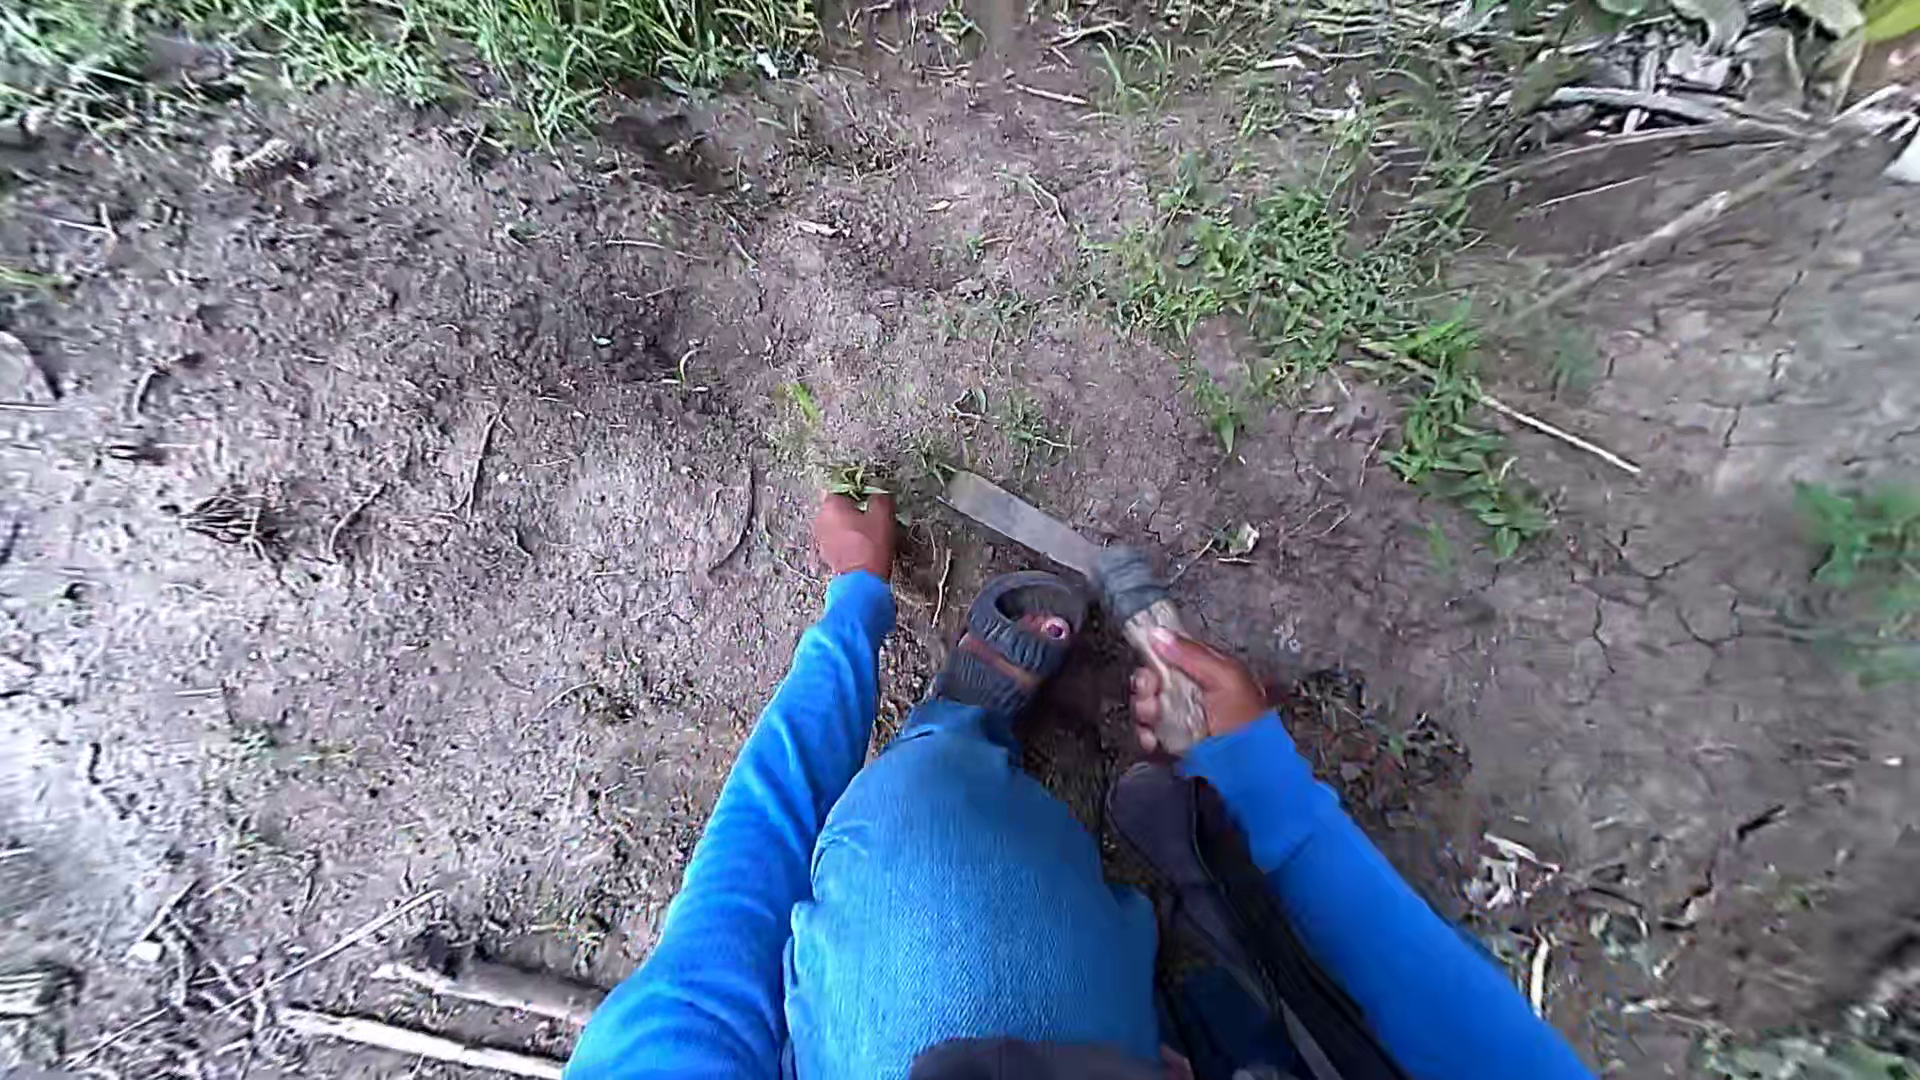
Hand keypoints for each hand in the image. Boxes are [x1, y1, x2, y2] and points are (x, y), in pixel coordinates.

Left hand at [815, 492, 894, 580]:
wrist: (862, 581)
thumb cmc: (870, 546)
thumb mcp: (883, 515)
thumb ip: (881, 498)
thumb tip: (880, 493)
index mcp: (831, 505)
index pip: (843, 489)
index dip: (860, 493)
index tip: (871, 499)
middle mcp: (821, 520)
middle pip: (839, 508)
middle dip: (854, 511)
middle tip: (872, 516)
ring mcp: (821, 539)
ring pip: (837, 526)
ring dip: (850, 527)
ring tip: (869, 533)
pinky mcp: (826, 555)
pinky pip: (838, 541)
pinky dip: (848, 542)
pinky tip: (862, 547)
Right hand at [1130, 628, 1266, 753]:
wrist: (1249, 774)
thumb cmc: (1248, 726)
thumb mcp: (1226, 679)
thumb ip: (1192, 654)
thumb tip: (1160, 634)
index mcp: (1208, 673)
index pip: (1172, 653)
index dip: (1156, 654)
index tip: (1150, 660)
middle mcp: (1193, 694)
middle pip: (1153, 678)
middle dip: (1147, 684)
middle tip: (1152, 692)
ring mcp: (1181, 719)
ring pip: (1146, 705)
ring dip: (1144, 709)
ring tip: (1154, 716)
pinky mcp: (1172, 743)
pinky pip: (1147, 732)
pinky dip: (1145, 735)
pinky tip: (1153, 737)